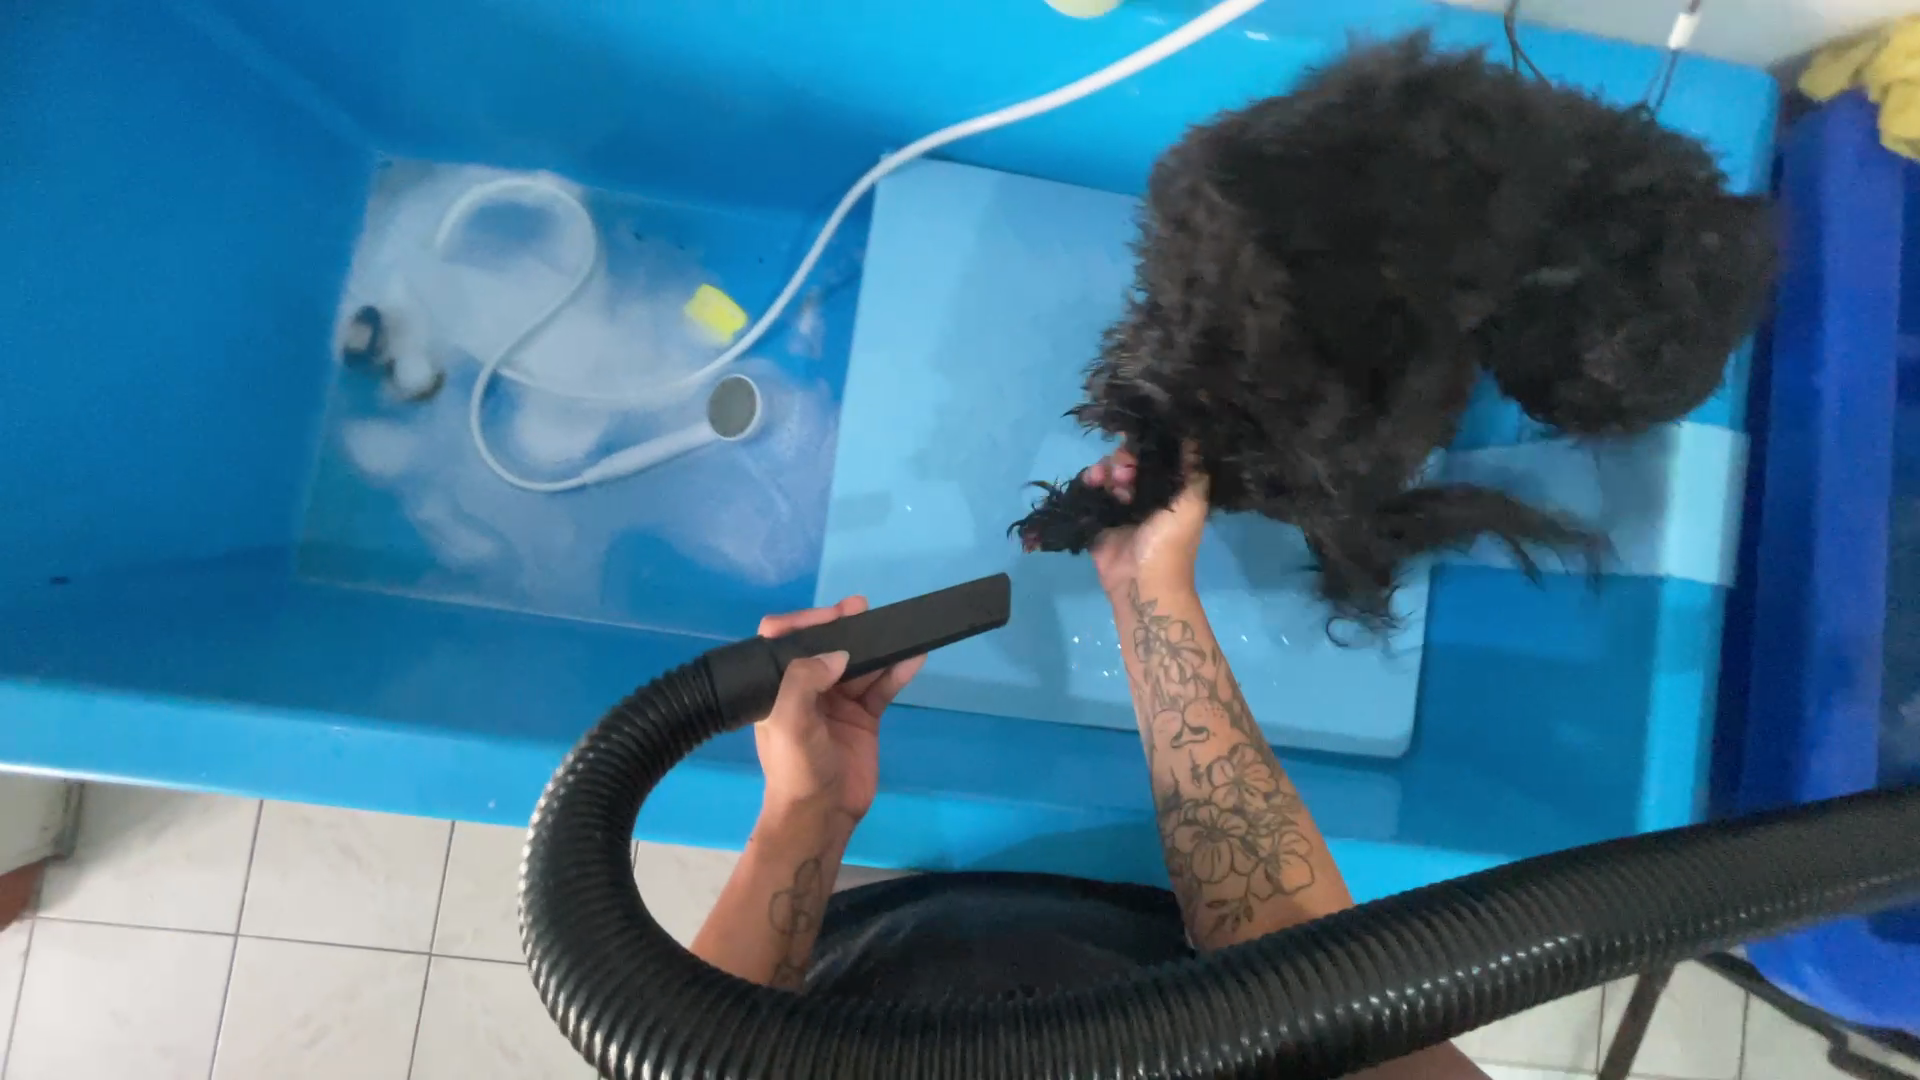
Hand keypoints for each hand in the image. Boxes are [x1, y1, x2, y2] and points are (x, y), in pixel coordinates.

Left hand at [754, 597, 924, 827]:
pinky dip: (897, 671)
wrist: (823, 817)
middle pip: (826, 647)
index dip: (802, 623)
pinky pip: (882, 686)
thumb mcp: (789, 722)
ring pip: (860, 664)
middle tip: (862, 608)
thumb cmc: (797, 769)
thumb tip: (839, 654)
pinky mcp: (865, 716)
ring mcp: (839, 702)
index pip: (783, 643)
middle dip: (844, 627)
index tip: (829, 616)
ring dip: (877, 647)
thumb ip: (804, 681)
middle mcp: (807, 690)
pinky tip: (913, 657)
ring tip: (895, 628)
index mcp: (778, 688)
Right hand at [1084, 447, 1209, 595]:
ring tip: (1104, 479)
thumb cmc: (1171, 542)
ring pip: (1109, 474)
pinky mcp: (1099, 517)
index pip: (1156, 458)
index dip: (1147, 447)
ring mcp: (1120, 506)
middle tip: (1125, 472)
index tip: (1138, 442)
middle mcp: (1145, 495)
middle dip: (1124, 459)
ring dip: (1106, 469)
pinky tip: (1091, 481)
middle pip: (1130, 462)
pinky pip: (1091, 491)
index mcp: (1170, 490)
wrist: (1143, 582)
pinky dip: (1090, 482)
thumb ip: (1192, 470)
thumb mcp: (1192, 502)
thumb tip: (1192, 435)